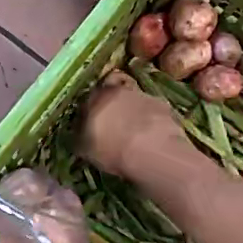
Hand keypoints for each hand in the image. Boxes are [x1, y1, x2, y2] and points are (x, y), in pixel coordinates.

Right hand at [79, 70, 194, 181]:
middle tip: (115, 125)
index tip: (93, 118)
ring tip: (135, 135)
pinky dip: (152, 122)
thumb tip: (78, 133)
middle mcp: (120, 90)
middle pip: (115, 93)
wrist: (151, 152)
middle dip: (115, 106)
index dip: (92, 106)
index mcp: (97, 96)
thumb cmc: (111, 148)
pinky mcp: (165, 107)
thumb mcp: (84, 148)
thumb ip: (79, 135)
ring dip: (135, 113)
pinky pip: (154, 112)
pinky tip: (152, 138)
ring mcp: (144, 96)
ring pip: (136, 101)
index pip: (91, 94)